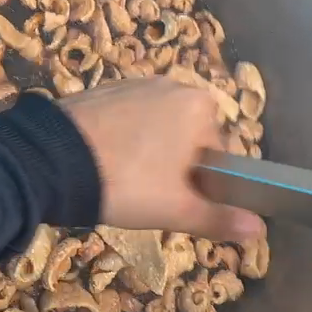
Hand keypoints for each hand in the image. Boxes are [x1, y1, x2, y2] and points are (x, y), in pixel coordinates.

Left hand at [57, 79, 264, 243]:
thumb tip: (260, 229)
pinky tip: (105, 162)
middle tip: (150, 195)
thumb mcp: (177, 209)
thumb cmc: (127, 182)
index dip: (205, 184)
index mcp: (199, 105)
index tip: (179, 203)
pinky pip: (127, 119)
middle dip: (176, 167)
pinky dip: (123, 140)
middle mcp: (171, 84)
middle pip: (188, 137)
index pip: (220, 153)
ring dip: (149, 154)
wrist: (52, 159)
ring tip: (125, 182)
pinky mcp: (102, 89)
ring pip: (157, 129)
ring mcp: (133, 82)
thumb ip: (220, 218)